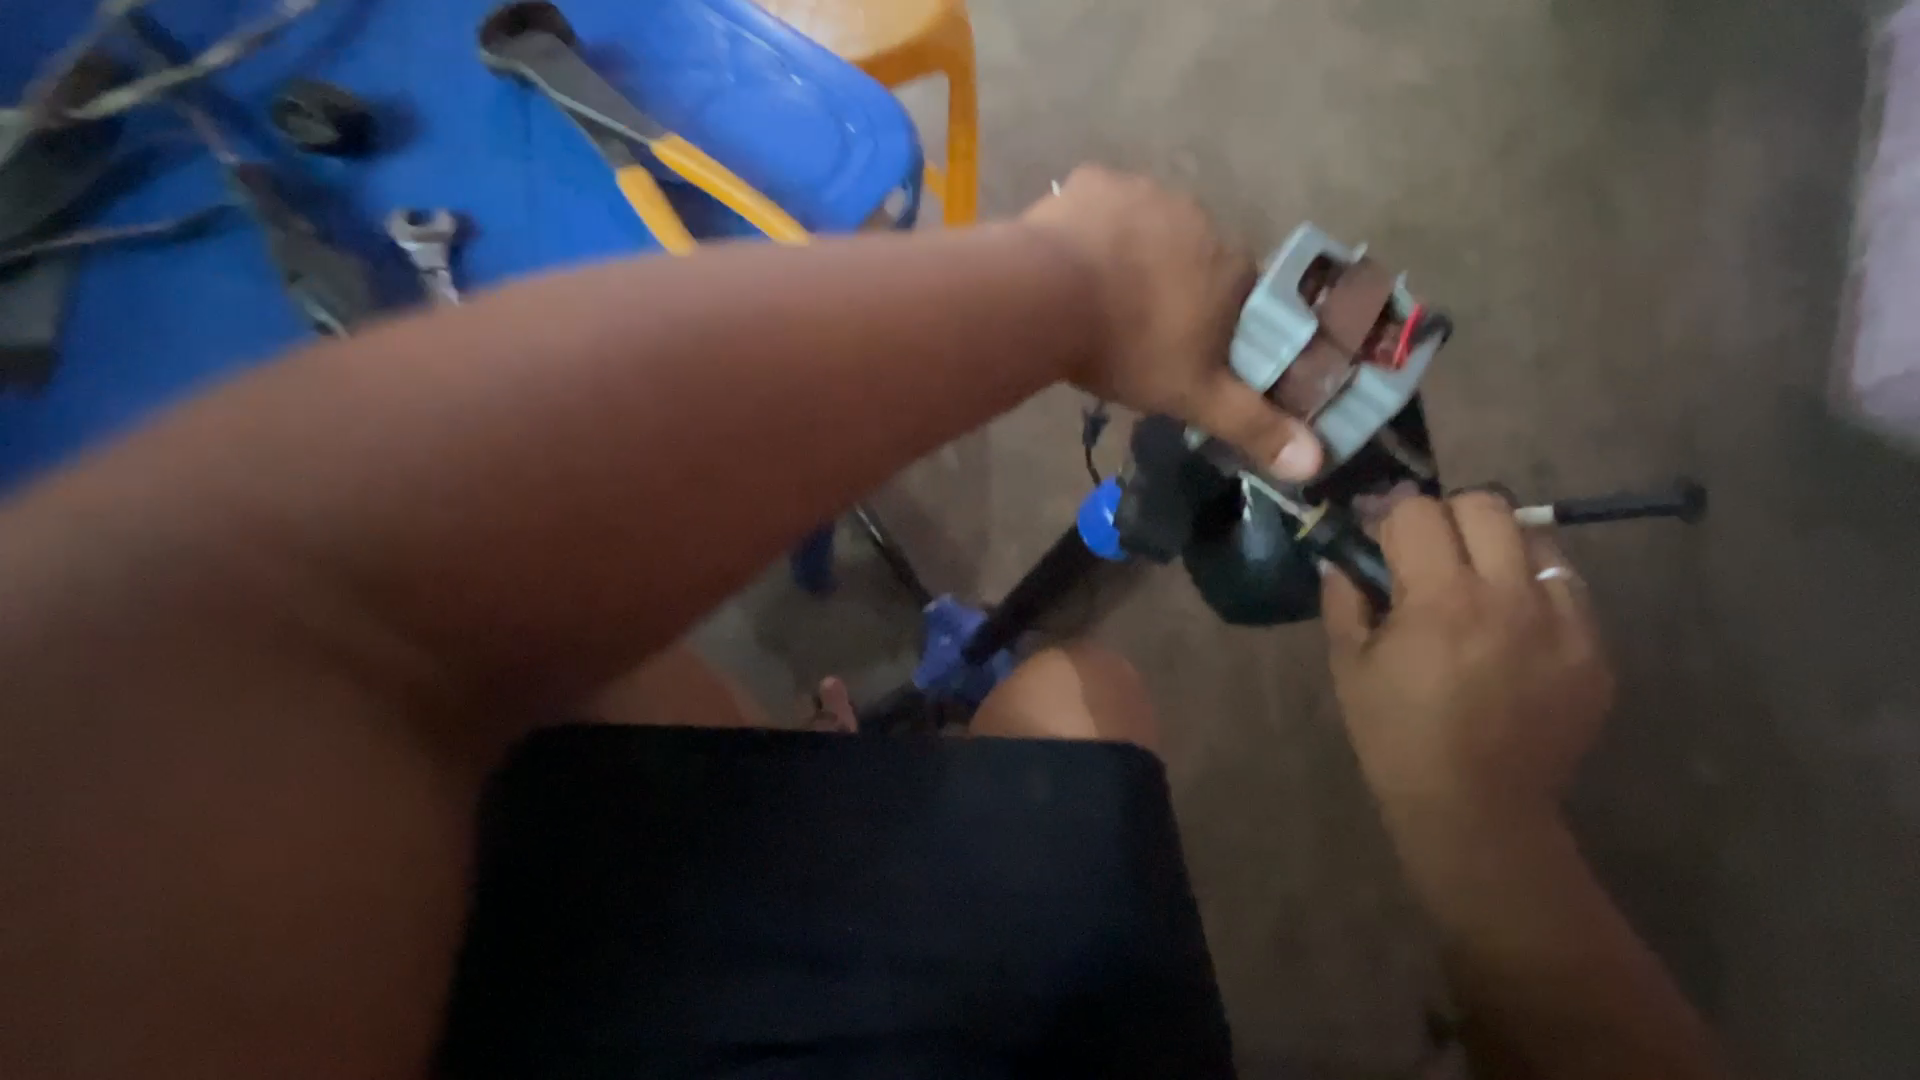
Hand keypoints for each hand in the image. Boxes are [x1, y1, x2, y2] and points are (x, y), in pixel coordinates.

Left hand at [1022, 166, 1323, 480]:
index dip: (1216, 321)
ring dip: (1132, 256)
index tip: (1185, 347)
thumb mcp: (1193, 397)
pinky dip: (1092, 232)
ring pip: (1148, 229)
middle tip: (1135, 327)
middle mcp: (1198, 217)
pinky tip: (1071, 262)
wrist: (1046, 300)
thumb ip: (1253, 425)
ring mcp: (1144, 193)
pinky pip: (1101, 208)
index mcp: (1230, 266)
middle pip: (1194, 257)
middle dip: (1174, 286)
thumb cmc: (1128, 350)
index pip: (1241, 293)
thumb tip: (1316, 462)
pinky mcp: (1093, 183)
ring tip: (1096, 297)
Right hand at [1322, 493, 1614, 828]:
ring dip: (1498, 545)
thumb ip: (1344, 600)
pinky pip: (1568, 587)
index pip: (1418, 511)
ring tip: (1477, 584)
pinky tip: (1510, 625)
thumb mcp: (1349, 666)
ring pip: (1537, 536)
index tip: (1380, 540)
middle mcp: (1510, 596)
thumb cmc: (1396, 736)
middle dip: (1447, 516)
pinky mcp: (1595, 650)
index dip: (1391, 518)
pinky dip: (1533, 588)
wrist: (1476, 807)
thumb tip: (1342, 559)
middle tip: (1429, 552)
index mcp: (1440, 599)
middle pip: (1486, 504)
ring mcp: (1564, 621)